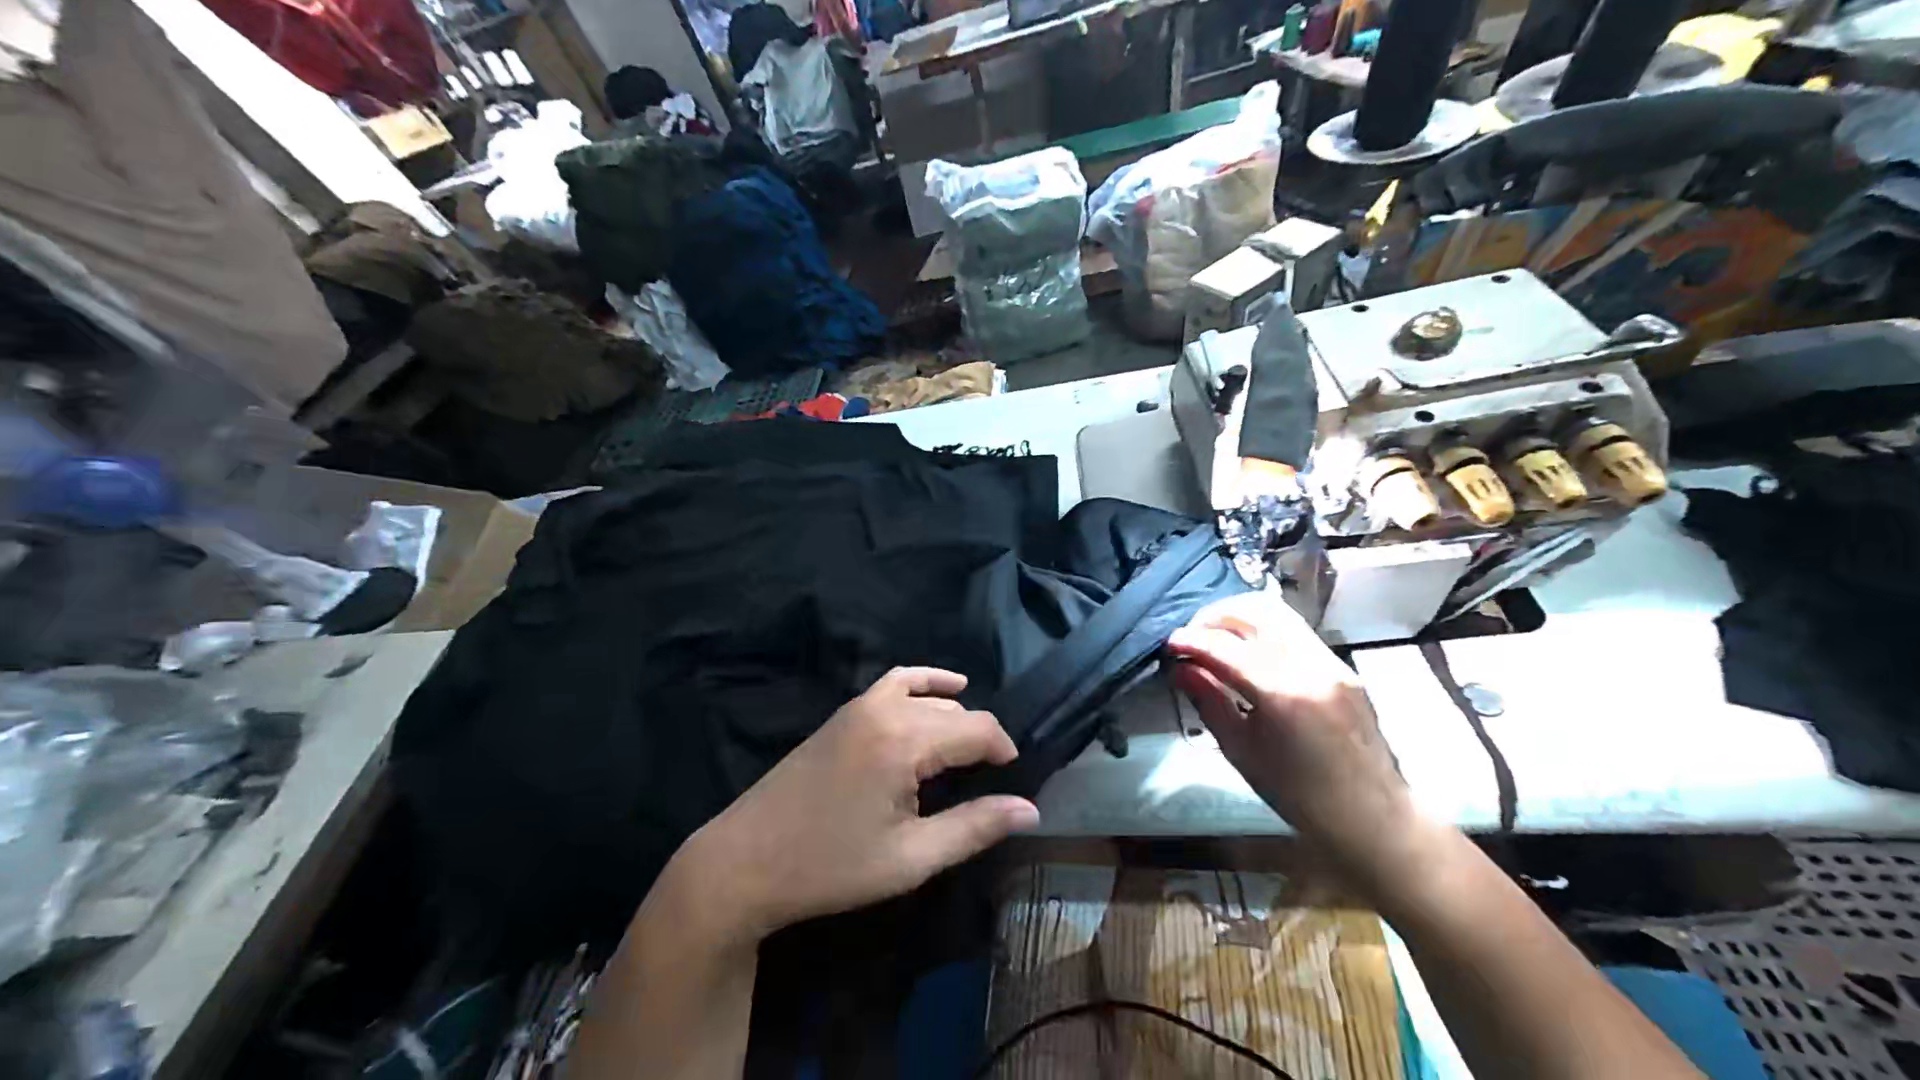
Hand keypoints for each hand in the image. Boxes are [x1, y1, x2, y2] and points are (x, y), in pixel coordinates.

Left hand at [667, 667, 1039, 942]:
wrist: (744, 862)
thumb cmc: (830, 867)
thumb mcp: (911, 858)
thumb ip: (974, 827)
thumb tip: (1030, 810)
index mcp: (904, 741)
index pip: (977, 729)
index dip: (1004, 751)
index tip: (1015, 782)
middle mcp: (885, 710)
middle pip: (955, 711)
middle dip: (980, 741)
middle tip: (991, 782)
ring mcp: (860, 705)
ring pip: (928, 697)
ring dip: (955, 718)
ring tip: (970, 753)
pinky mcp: (844, 713)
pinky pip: (895, 683)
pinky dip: (926, 683)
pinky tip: (946, 688)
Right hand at [1167, 592, 1425, 897]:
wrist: (1372, 816)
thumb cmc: (1299, 796)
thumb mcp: (1242, 751)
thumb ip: (1209, 702)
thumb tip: (1181, 669)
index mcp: (1284, 695)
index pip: (1227, 647)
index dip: (1192, 640)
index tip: (1169, 644)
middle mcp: (1311, 667)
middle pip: (1256, 612)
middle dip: (1215, 615)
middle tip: (1191, 635)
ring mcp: (1332, 662)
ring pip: (1279, 613)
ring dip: (1240, 617)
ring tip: (1215, 635)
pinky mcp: (1342, 666)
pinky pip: (1295, 632)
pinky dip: (1263, 630)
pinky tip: (1246, 651)